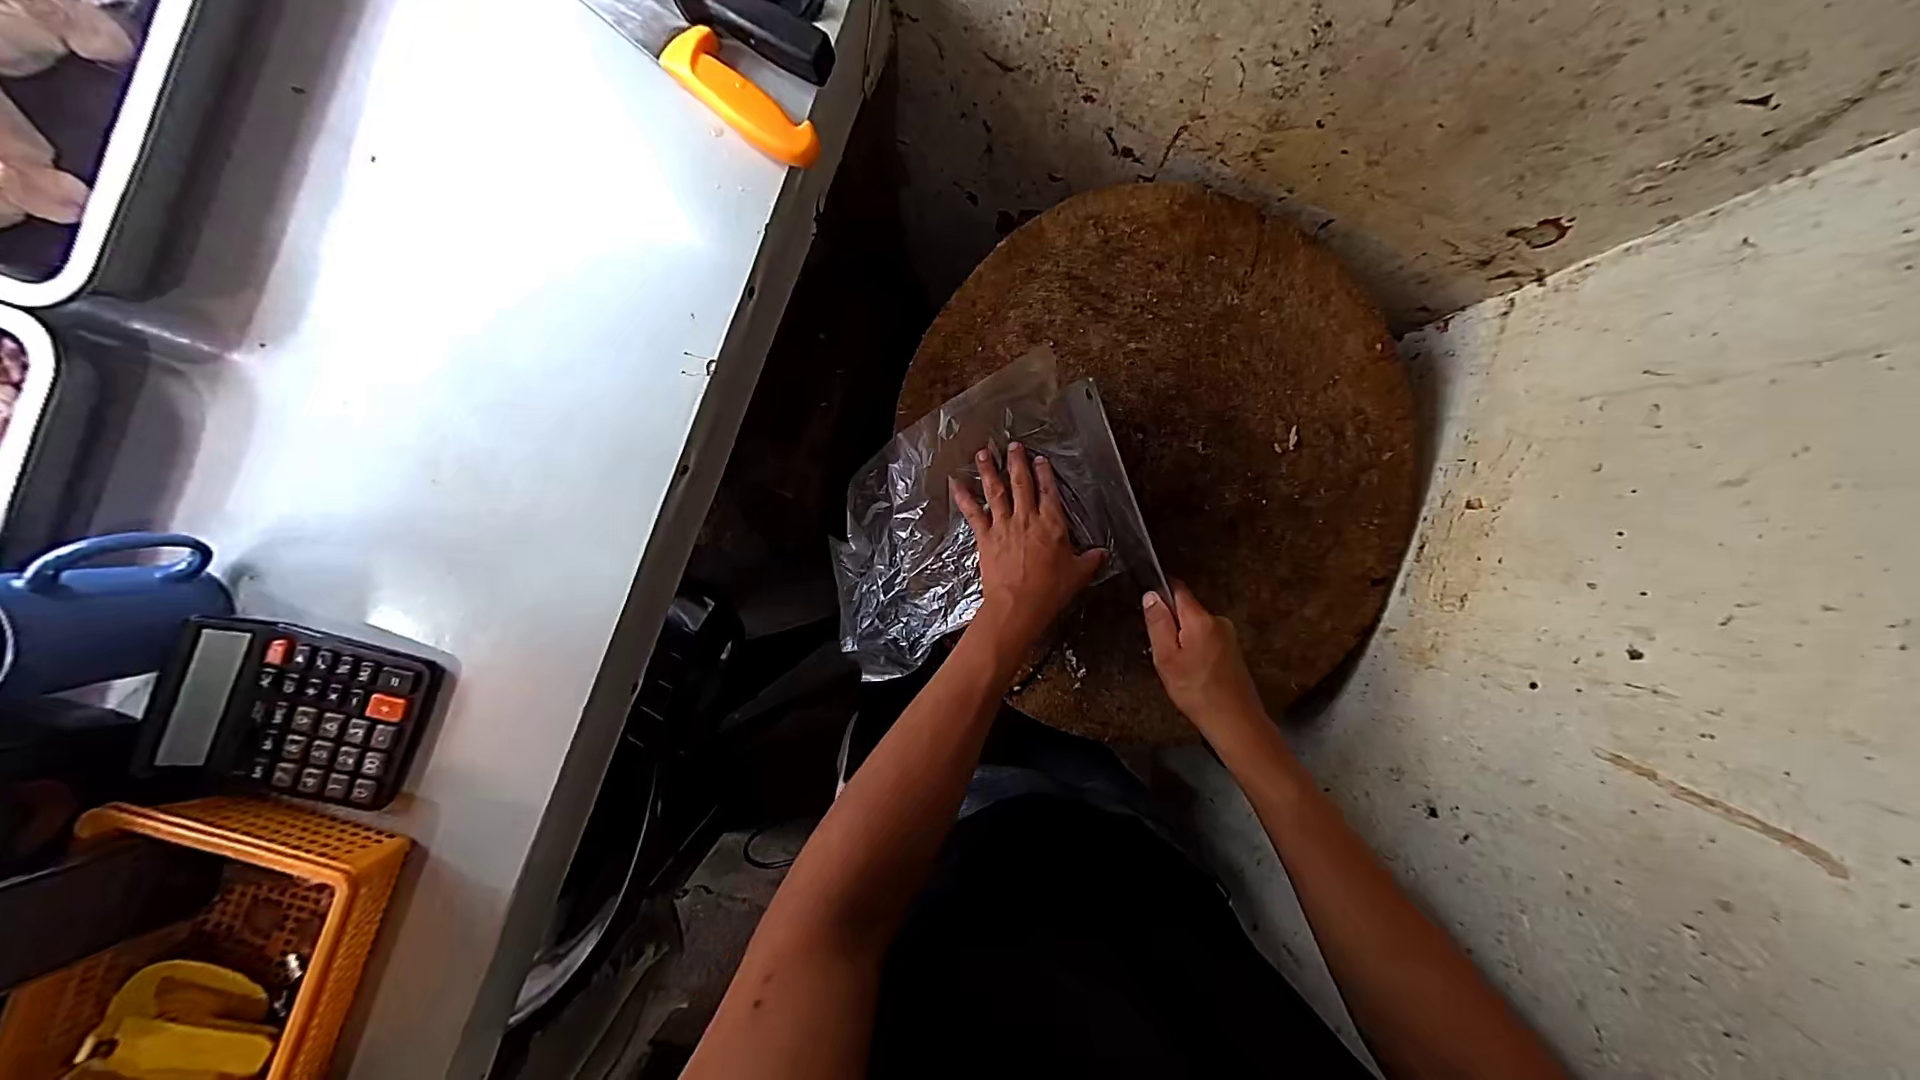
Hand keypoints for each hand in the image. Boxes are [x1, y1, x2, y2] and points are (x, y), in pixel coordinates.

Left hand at [953, 442, 1106, 656]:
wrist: (1018, 605)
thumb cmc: (1049, 591)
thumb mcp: (1078, 574)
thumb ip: (1091, 560)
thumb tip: (1102, 554)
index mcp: (1052, 524)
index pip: (1049, 491)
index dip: (1045, 473)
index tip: (1040, 459)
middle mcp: (1027, 518)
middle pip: (1021, 483)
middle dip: (1017, 462)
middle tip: (1013, 446)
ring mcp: (1004, 526)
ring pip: (996, 490)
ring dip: (989, 470)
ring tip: (983, 453)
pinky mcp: (985, 537)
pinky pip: (973, 512)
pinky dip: (964, 497)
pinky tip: (956, 484)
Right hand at [1143, 581, 1267, 736]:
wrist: (1235, 721)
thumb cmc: (1200, 694)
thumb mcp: (1166, 657)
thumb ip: (1157, 623)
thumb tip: (1151, 595)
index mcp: (1201, 620)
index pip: (1177, 588)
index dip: (1159, 592)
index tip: (1148, 607)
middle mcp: (1218, 622)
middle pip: (1185, 609)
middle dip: (1169, 624)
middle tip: (1163, 652)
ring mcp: (1228, 636)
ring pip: (1194, 627)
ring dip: (1182, 641)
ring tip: (1179, 668)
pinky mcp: (1231, 650)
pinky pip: (1205, 640)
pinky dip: (1194, 651)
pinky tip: (1192, 674)